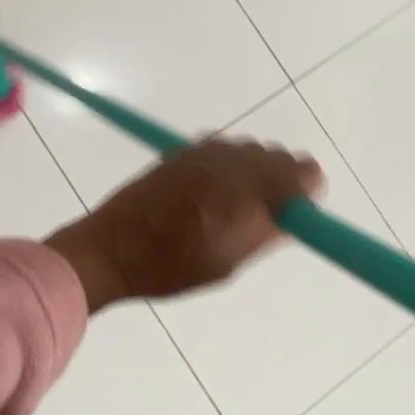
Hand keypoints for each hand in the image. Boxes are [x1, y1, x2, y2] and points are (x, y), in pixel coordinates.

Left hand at [43, 138, 323, 312]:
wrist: (107, 249)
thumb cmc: (168, 266)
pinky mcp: (177, 152)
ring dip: (249, 171)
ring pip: (246, 149)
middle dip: (280, 180)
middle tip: (263, 214)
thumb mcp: (226, 262)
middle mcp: (227, 161)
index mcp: (245, 190)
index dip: (306, 190)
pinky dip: (223, 165)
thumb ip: (264, 233)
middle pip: (276, 156)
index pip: (303, 172)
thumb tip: (293, 218)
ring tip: (229, 206)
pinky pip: (218, 148)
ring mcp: (199, 152)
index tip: (298, 211)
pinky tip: (206, 192)